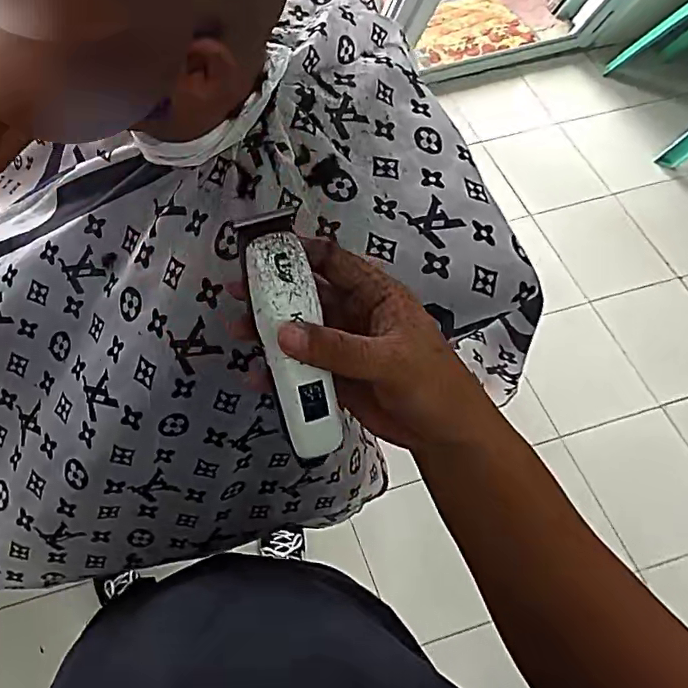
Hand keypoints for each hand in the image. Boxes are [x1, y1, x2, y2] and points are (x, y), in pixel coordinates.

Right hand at [232, 238, 506, 454]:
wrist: (446, 437)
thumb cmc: (439, 387)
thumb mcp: (390, 360)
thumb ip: (338, 348)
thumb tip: (289, 334)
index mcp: (376, 295)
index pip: (333, 261)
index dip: (301, 251)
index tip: (268, 251)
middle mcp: (354, 314)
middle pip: (307, 293)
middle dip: (274, 291)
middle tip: (243, 290)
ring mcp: (341, 345)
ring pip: (298, 330)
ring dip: (269, 330)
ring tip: (242, 330)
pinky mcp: (333, 375)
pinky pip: (299, 366)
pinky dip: (278, 369)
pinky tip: (261, 374)